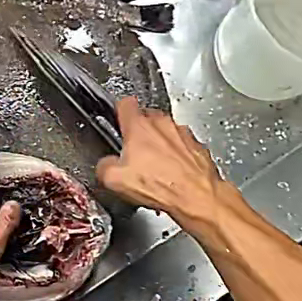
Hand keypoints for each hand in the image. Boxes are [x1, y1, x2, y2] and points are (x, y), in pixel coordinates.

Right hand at [95, 97, 230, 225]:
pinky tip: (172, 174)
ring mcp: (182, 133)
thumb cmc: (161, 185)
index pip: (125, 104)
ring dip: (159, 144)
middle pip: (146, 117)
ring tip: (155, 167)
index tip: (117, 121)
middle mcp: (162, 124)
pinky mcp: (197, 146)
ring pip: (165, 131)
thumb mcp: (114, 180)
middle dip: (139, 132)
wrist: (196, 196)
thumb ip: (103, 166)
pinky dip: (177, 155)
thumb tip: (105, 166)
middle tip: (133, 153)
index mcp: (139, 126)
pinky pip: (182, 145)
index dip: (119, 111)